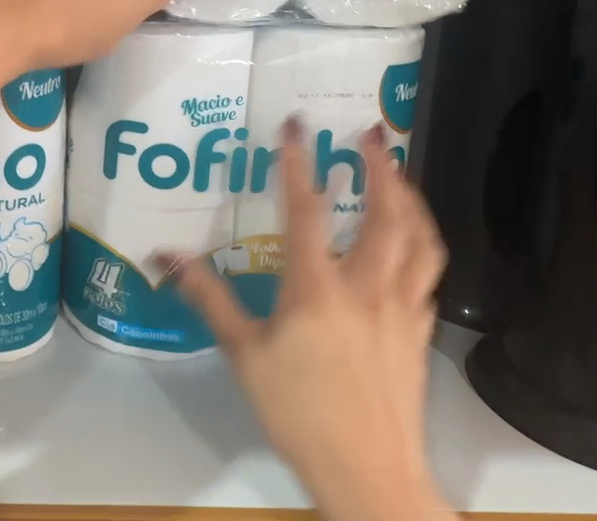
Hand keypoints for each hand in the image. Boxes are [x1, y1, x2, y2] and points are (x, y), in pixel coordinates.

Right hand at [168, 119, 454, 520]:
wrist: (368, 472)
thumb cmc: (297, 411)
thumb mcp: (243, 354)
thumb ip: (209, 298)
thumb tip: (167, 255)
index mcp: (316, 288)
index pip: (306, 211)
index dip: (297, 163)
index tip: (296, 125)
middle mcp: (366, 288)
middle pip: (386, 215)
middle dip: (382, 168)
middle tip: (373, 135)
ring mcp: (400, 310)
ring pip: (420, 241)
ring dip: (412, 201)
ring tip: (402, 176)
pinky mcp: (419, 334)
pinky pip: (428, 276)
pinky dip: (423, 247)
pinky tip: (411, 245)